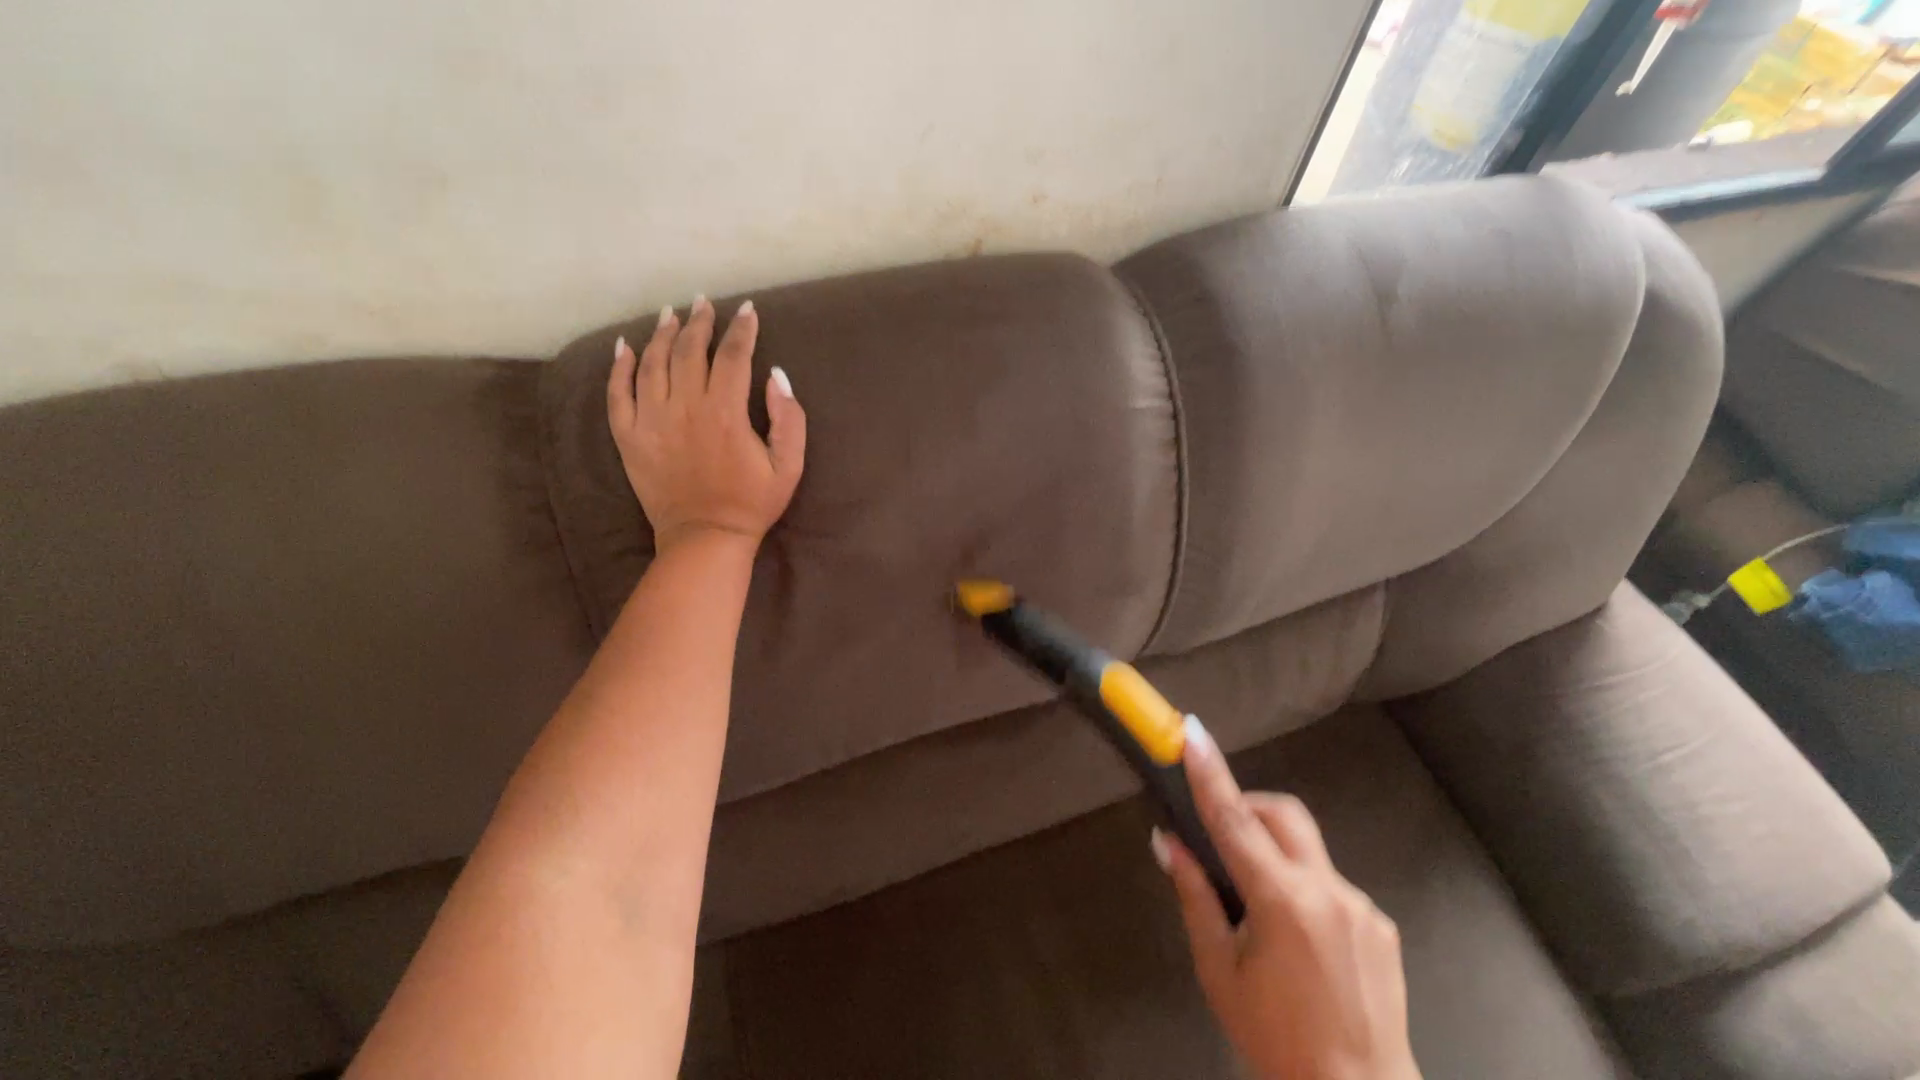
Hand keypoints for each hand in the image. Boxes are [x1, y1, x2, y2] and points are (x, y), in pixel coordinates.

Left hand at [607, 296, 806, 553]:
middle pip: (690, 350)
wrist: (704, 539)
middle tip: (704, 304)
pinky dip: (620, 366)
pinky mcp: (630, 437)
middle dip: (700, 322)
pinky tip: (625, 347)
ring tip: (671, 315)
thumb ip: (789, 418)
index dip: (742, 329)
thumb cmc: (752, 503)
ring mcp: (652, 420)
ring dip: (663, 334)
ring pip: (653, 363)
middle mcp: (685, 406)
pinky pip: (618, 393)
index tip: (748, 310)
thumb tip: (776, 375)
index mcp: (726, 412)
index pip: (734, 355)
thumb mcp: (789, 466)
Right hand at [1153, 722, 1419, 1079]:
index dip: (1209, 773)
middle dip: (1249, 807)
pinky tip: (1298, 945)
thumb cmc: (1273, 1036)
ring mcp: (1362, 906)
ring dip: (1275, 859)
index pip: (1233, 820)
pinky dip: (1304, 893)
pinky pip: (1332, 888)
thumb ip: (1196, 898)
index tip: (1192, 734)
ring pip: (1308, 854)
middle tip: (1220, 834)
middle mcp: (1328, 891)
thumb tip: (1171, 844)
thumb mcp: (1219, 970)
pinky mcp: (1381, 925)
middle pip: (1284, 815)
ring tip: (1260, 915)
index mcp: (1282, 901)